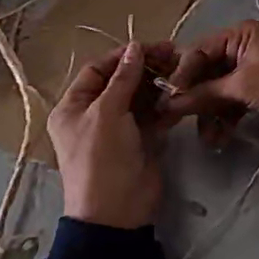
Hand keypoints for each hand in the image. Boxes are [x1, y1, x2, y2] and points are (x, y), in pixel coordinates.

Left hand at [48, 41, 178, 228]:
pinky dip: (167, 103)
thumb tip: (135, 47)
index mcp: (74, 107)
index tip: (151, 46)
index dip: (123, 56)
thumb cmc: (102, 158)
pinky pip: (155, 114)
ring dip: (160, 84)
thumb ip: (123, 78)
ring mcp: (121, 128)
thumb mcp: (107, 113)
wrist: (117, 211)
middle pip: (122, 81)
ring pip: (142, 96)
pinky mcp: (143, 139)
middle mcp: (95, 114)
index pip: (98, 70)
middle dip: (147, 68)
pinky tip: (183, 93)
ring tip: (184, 71)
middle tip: (175, 55)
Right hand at [163, 22, 258, 146]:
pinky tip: (219, 137)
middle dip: (194, 100)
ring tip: (208, 138)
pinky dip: (224, 117)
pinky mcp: (255, 88)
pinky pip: (230, 100)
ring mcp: (248, 69)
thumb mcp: (242, 87)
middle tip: (173, 121)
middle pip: (205, 73)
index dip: (182, 75)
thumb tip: (168, 103)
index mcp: (239, 35)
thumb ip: (204, 93)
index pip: (198, 51)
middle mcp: (241, 46)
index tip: (168, 99)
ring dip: (209, 114)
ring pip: (216, 90)